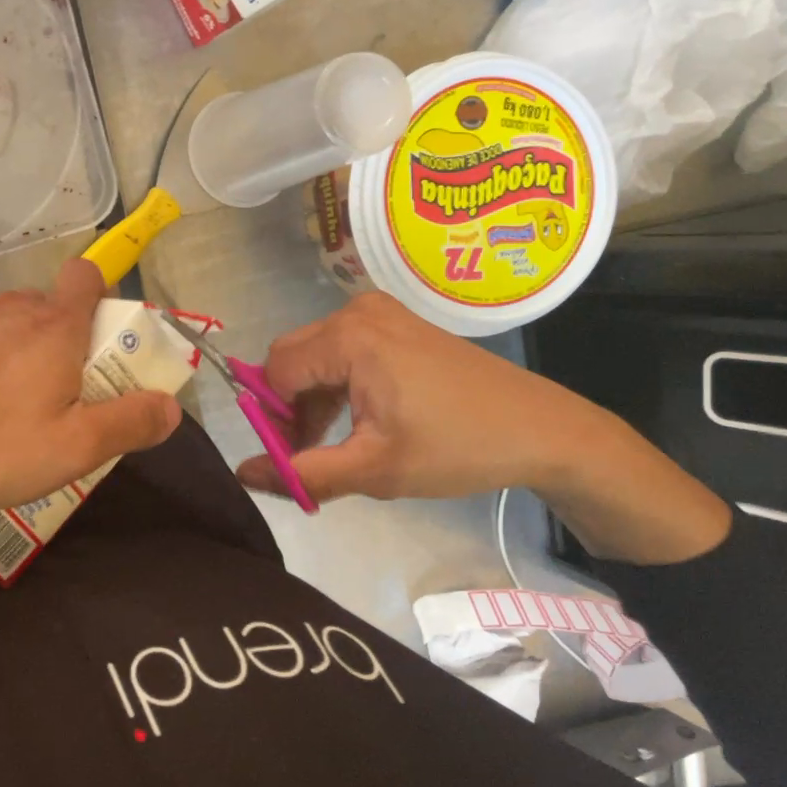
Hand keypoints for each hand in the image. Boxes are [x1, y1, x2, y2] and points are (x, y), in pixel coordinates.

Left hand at [0, 259, 182, 508]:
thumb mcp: (70, 448)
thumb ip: (126, 424)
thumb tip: (170, 405)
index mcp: (54, 326)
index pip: (88, 277)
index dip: (101, 299)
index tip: (100, 343)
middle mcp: (10, 304)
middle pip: (46, 308)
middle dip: (56, 344)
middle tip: (49, 399)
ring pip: (1, 323)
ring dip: (8, 353)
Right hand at [239, 292, 730, 563]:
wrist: (545, 431)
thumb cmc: (458, 447)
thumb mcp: (375, 469)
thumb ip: (302, 472)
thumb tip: (242, 475)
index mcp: (348, 338)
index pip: (274, 374)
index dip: (274, 419)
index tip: (295, 458)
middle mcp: (355, 312)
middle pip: (289, 359)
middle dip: (291, 409)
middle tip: (313, 453)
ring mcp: (378, 313)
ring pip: (313, 357)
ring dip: (313, 400)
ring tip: (338, 443)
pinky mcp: (395, 323)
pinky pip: (340, 350)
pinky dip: (337, 386)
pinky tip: (360, 420)